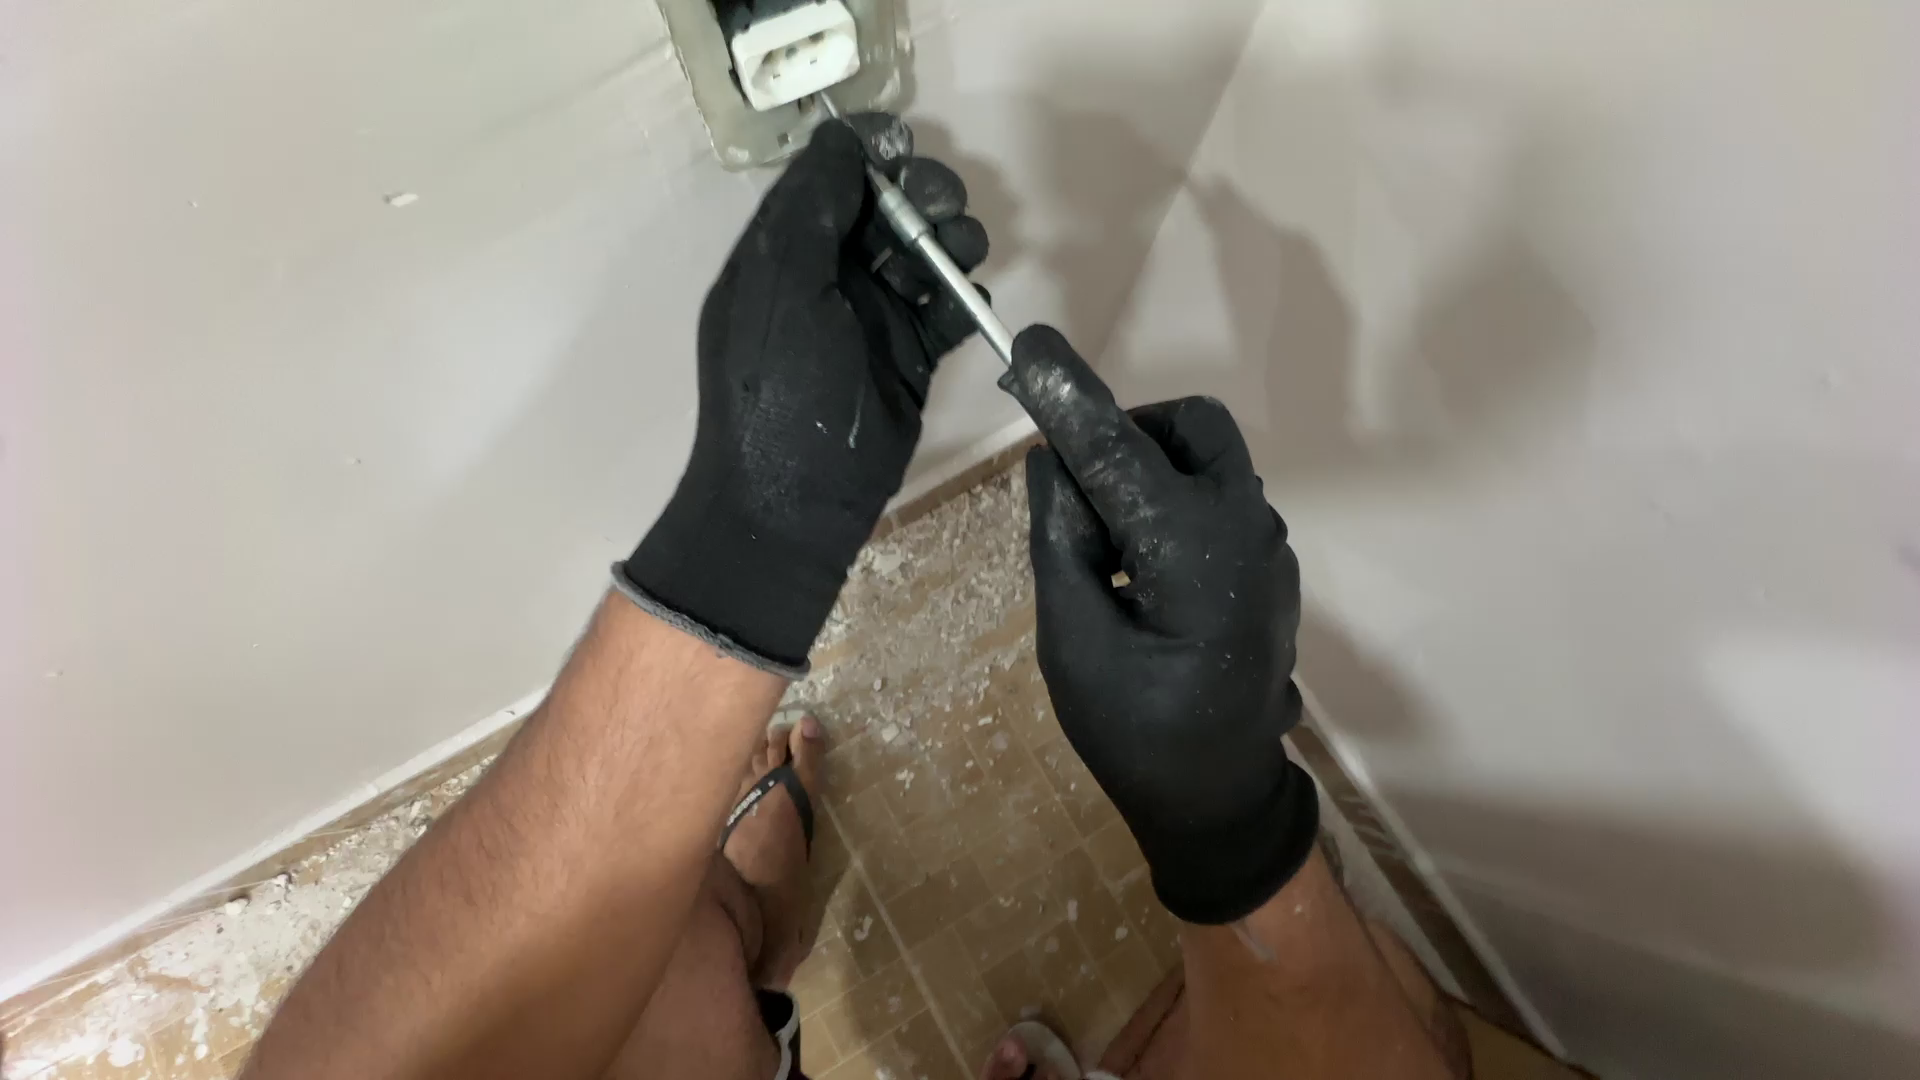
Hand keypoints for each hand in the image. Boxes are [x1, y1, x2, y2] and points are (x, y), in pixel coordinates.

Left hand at [619, 115, 990, 674]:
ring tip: (967, 250)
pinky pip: (946, 313)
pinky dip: (964, 300)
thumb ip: (812, 208)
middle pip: (887, 212)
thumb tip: (844, 140)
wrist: (798, 495)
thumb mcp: (782, 284)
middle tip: (945, 207)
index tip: (906, 146)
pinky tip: (973, 300)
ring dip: (951, 243)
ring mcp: (875, 320)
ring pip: (924, 258)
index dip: (869, 155)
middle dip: (922, 197)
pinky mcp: (912, 359)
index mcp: (788, 253)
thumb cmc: (779, 385)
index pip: (832, 179)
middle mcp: (832, 278)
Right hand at [1007, 326, 1318, 924]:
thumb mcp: (1072, 638)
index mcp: (1192, 550)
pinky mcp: (1266, 564)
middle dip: (1126, 433)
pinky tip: (1144, 572)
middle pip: (1189, 426)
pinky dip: (1169, 502)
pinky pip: (1216, 498)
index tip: (1028, 347)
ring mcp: (1268, 547)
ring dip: (1146, 472)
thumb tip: (1054, 461)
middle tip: (1077, 487)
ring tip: (1110, 552)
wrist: (1216, 797)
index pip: (1116, 450)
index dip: (1066, 396)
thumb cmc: (1133, 730)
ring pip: (1206, 459)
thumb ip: (1061, 539)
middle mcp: (1246, 529)